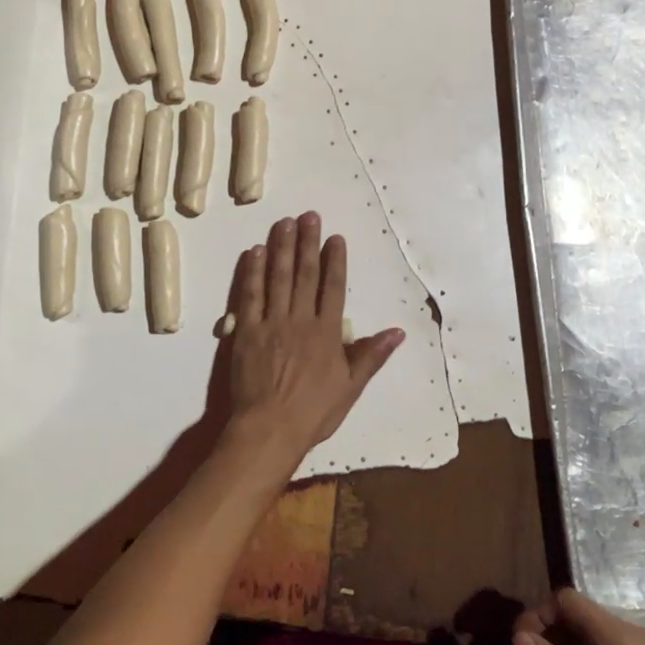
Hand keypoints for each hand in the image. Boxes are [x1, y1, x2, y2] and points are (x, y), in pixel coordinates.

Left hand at [224, 212, 404, 462]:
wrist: (270, 428)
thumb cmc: (314, 412)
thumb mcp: (350, 387)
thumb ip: (371, 356)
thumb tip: (398, 332)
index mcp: (327, 333)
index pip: (333, 288)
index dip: (335, 261)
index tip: (335, 237)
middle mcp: (300, 320)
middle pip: (305, 274)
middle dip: (307, 242)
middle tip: (309, 216)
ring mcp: (271, 323)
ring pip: (278, 277)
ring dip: (281, 248)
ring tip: (284, 223)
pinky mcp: (246, 331)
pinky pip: (249, 295)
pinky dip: (252, 272)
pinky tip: (254, 252)